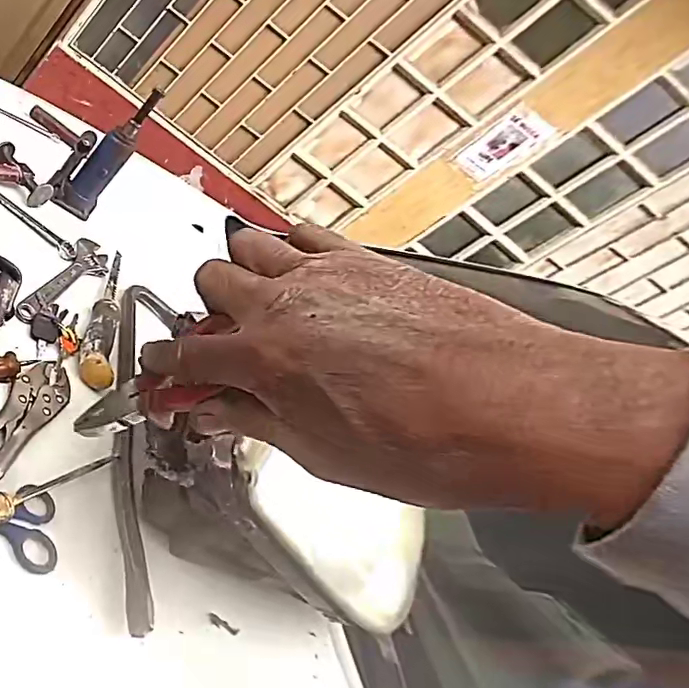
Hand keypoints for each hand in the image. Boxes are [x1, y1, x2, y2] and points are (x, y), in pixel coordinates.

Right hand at [138, 225, 688, 528]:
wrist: (527, 408)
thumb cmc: (435, 441)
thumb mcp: (321, 454)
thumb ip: (255, 422)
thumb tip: (218, 412)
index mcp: (265, 359)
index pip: (186, 354)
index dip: (163, 365)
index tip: (161, 369)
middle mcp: (286, 305)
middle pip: (208, 281)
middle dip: (201, 312)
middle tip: (217, 342)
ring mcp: (326, 274)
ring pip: (247, 243)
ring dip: (239, 271)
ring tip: (255, 302)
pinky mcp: (366, 260)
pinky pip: (306, 233)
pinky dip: (289, 248)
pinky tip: (302, 274)